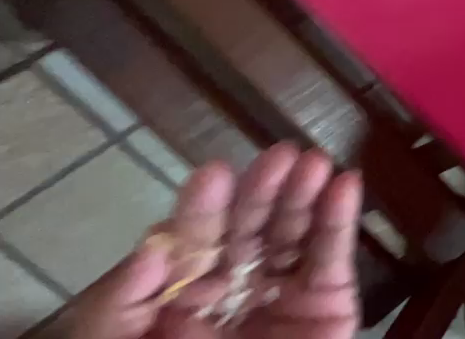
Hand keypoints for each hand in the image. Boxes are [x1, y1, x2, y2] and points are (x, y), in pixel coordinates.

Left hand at [69, 144, 361, 338]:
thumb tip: (151, 246)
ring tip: (314, 161)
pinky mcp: (330, 301)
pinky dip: (341, 219)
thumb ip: (120, 309)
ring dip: (306, 194)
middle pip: (249, 231)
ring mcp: (283, 294)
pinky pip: (333, 256)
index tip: (216, 171)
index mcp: (172, 306)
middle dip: (264, 191)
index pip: (188, 246)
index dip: (202, 209)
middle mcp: (230, 292)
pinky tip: (345, 184)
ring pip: (295, 234)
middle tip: (281, 155)